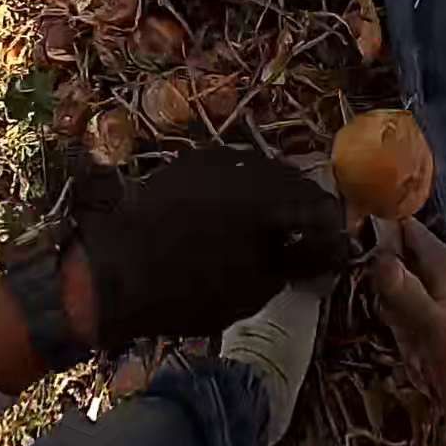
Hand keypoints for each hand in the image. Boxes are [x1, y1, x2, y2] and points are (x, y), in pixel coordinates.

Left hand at [75, 144, 346, 348]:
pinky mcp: (190, 162)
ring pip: (261, 171)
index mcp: (269, 194)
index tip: (331, 250)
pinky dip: (243, 190)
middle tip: (304, 241)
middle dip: (303, 209)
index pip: (319, 203)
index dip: (330, 229)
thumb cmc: (190, 288)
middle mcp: (247, 164)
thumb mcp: (255, 285)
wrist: (114, 270)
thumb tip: (326, 249)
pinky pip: (231, 170)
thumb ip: (297, 260)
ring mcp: (215, 158)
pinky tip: (234, 216)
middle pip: (292, 181)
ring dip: (273, 197)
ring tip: (269, 229)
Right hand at [371, 217, 445, 445]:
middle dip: (387, 294)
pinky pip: (412, 329)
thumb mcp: (438, 333)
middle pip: (398, 265)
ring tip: (415, 355)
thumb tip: (375, 253)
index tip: (349, 245)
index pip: (406, 228)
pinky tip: (422, 371)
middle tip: (398, 325)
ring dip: (399, 328)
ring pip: (401, 300)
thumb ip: (406, 292)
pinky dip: (411, 347)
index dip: (378, 229)